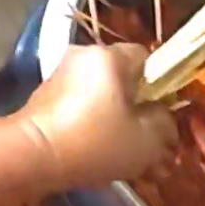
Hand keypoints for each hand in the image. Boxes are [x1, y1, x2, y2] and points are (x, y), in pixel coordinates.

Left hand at [19, 44, 175, 189]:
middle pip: (122, 72)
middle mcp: (81, 54)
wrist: (38, 150)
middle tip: (150, 130)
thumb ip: (164, 119)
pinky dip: (95, 112)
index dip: (161, 80)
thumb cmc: (96, 140)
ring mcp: (62, 70)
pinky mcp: (50, 87)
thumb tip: (161, 111)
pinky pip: (84, 95)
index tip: (166, 107)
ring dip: (117, 108)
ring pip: (103, 86)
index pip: (145, 56)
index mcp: (106, 56)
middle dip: (138, 99)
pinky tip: (101, 140)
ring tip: (126, 141)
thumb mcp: (148, 138)